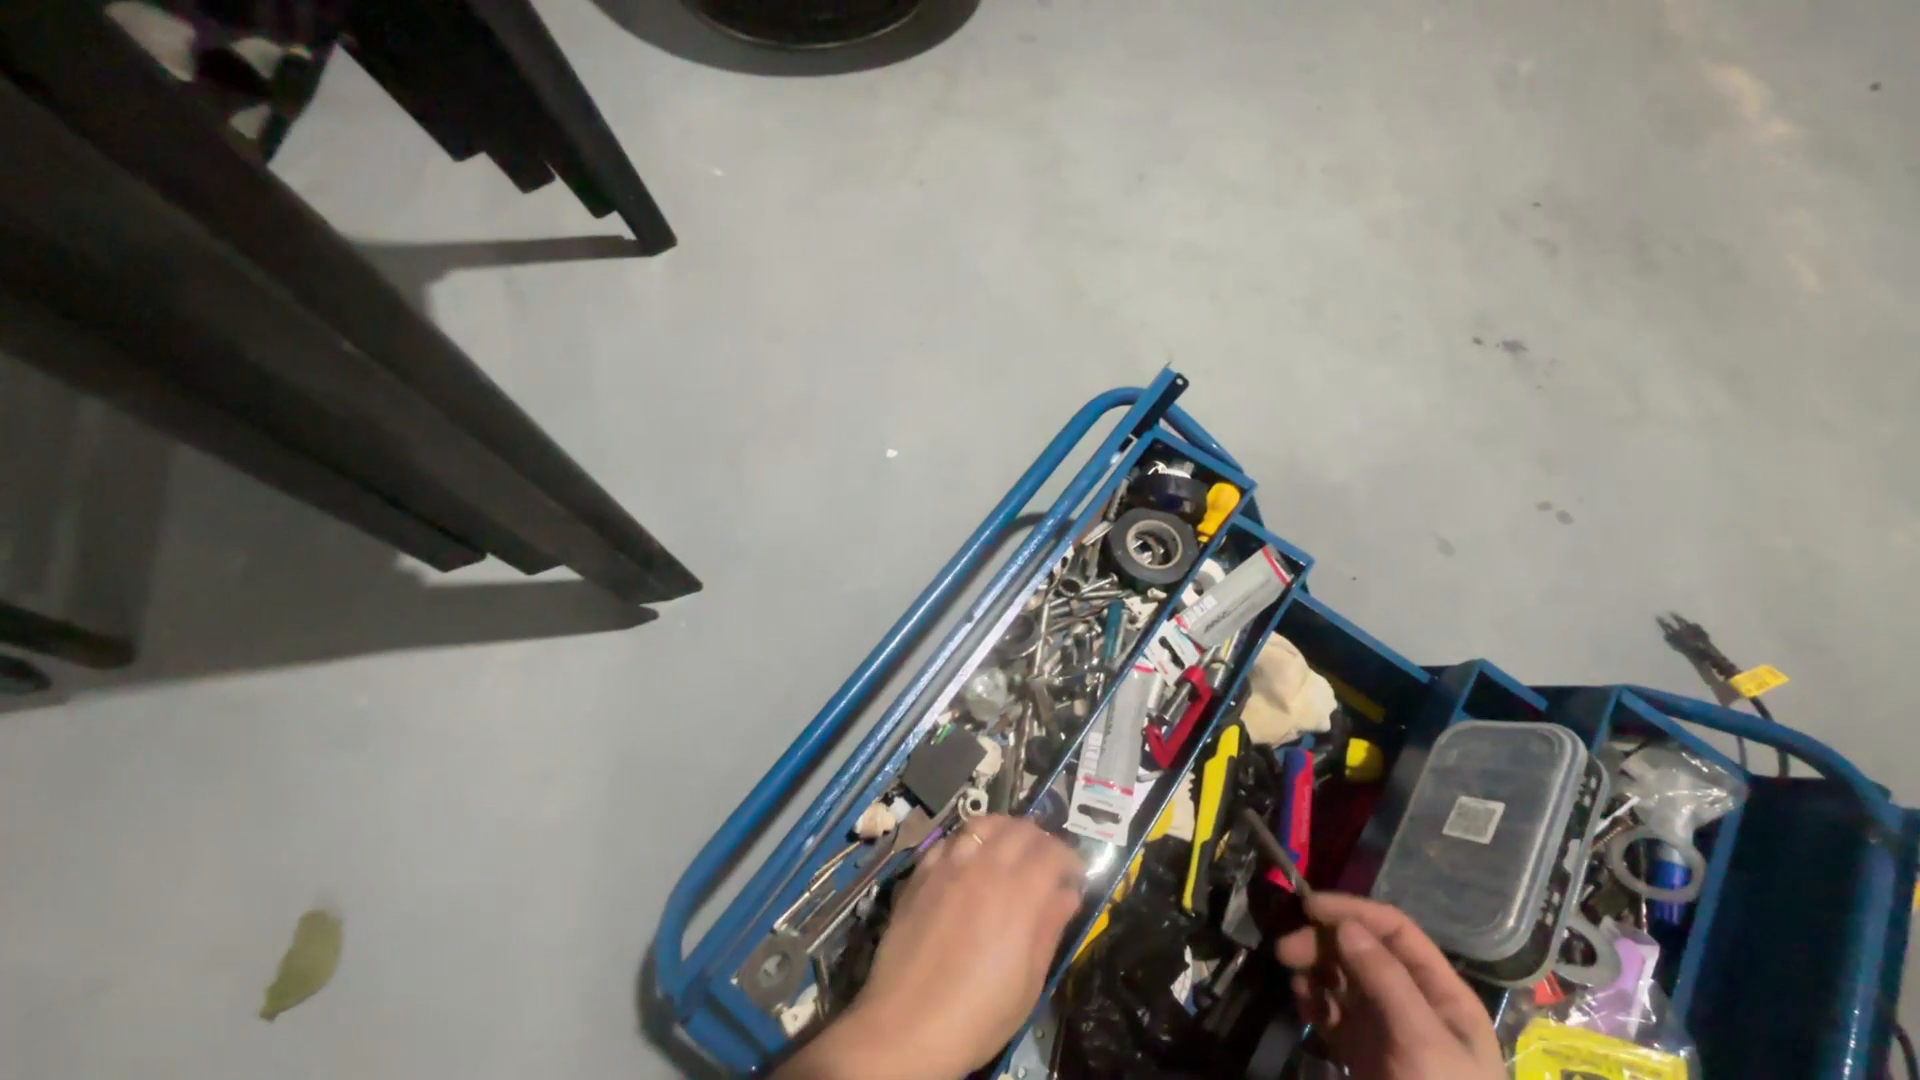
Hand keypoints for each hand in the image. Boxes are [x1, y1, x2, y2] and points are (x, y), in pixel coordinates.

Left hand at [777, 815, 1083, 1079]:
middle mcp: (985, 868)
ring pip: (982, 824)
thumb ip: (1049, 927)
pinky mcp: (919, 875)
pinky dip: (966, 842)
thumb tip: (1067, 893)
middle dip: (1041, 840)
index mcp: (1020, 894)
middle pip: (1020, 829)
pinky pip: (947, 841)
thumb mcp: (1029, 981)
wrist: (907, 1025)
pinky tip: (967, 862)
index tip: (1074, 877)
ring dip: (1003, 831)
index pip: (1053, 851)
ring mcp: (948, 867)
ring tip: (1008, 851)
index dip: (1070, 859)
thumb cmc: (978, 1014)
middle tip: (1045, 863)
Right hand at [1274, 893, 1504, 1079]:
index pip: (1396, 932)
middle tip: (1283, 951)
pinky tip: (1302, 1005)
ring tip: (1293, 983)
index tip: (1305, 907)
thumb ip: (1386, 981)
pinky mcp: (1361, 1055)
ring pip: (1342, 978)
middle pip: (1362, 950)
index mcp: (1443, 995)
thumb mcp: (1422, 1044)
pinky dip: (1313, 1000)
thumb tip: (1346, 925)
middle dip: (1323, 943)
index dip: (1352, 911)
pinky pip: (1333, 1012)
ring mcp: (1386, 1031)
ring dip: (1314, 970)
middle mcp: (1413, 1004)